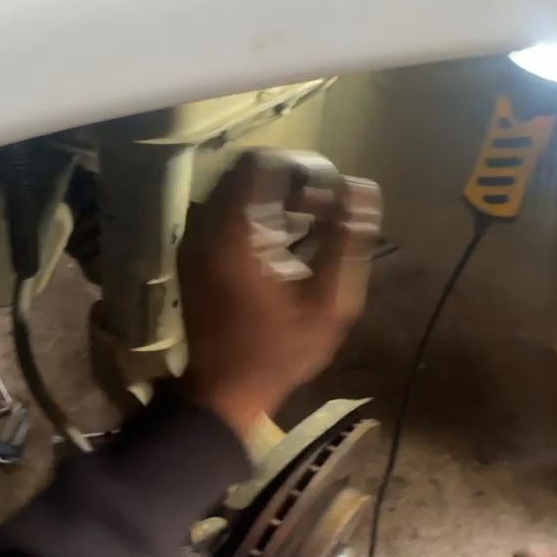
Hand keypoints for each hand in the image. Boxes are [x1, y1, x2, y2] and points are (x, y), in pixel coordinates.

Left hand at [176, 149, 381, 435]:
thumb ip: (347, 242)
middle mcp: (207, 227)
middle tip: (326, 208)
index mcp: (236, 232)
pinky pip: (226, 216)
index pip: (264, 163)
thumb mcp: (328, 303)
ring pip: (236, 194)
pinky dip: (257, 218)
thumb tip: (362, 190)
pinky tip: (288, 244)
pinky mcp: (194, 258)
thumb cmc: (278, 352)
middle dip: (292, 182)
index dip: (304, 167)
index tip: (332, 192)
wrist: (222, 392)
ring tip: (314, 225)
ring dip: (276, 200)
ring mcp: (195, 242)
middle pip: (248, 174)